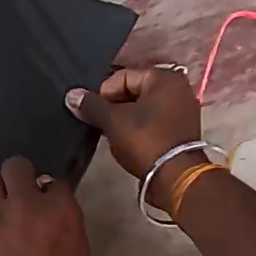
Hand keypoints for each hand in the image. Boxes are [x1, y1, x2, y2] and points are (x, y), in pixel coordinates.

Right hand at [65, 67, 203, 209]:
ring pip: (144, 108)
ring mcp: (183, 111)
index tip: (94, 113)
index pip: (122, 77)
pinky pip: (155, 122)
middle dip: (115, 107)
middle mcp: (178, 89)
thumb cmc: (145, 142)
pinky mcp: (182, 131)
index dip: (103, 94)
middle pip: (134, 91)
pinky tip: (130, 142)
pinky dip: (141, 129)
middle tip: (102, 125)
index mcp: (164, 78)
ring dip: (127, 119)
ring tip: (114, 135)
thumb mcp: (113, 122)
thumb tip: (72, 96)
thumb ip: (91, 106)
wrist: (175, 179)